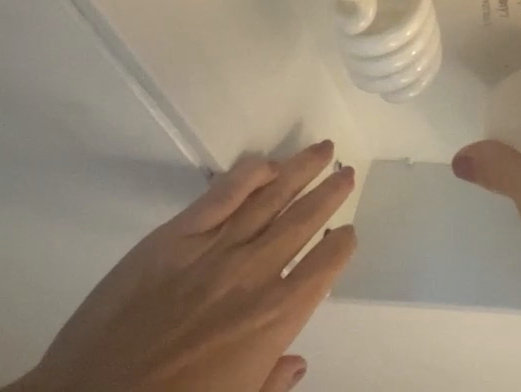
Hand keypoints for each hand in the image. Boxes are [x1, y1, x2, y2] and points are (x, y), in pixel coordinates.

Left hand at [5, 142, 357, 391]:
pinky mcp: (174, 237)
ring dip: (301, 171)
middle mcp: (255, 273)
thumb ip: (271, 383)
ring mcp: (215, 249)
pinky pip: (221, 195)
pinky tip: (266, 164)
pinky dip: (248, 174)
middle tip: (347, 173)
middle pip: (305, 220)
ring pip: (271, 197)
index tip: (346, 233)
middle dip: (330, 193)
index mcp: (275, 318)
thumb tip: (296, 363)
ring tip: (323, 151)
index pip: (326, 265)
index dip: (341, 245)